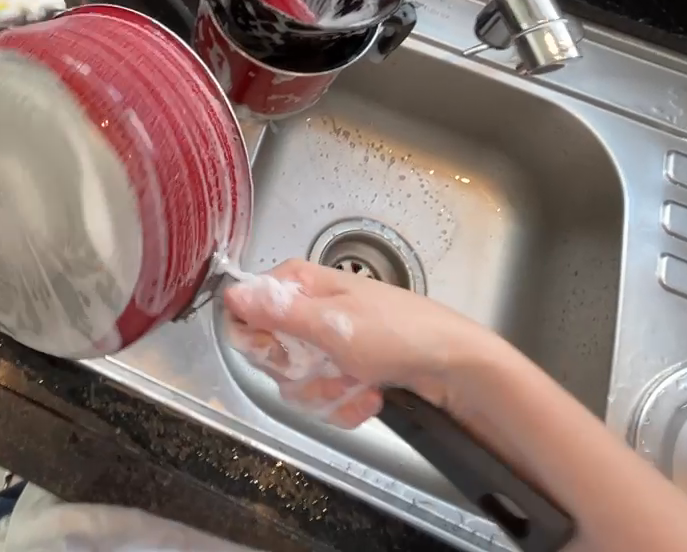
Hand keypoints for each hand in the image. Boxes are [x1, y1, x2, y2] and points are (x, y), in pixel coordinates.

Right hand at [221, 260, 496, 424]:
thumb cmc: (394, 333)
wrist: (456, 367)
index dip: (256, 338)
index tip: (279, 353)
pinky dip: (344, 401)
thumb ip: (276, 312)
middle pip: (268, 350)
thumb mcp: (330, 324)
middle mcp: (307, 306)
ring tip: (357, 387)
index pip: (246, 309)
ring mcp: (326, 338)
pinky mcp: (343, 366)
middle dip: (297, 372)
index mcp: (299, 283)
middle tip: (325, 368)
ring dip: (325, 392)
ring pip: (295, 379)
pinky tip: (368, 397)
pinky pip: (322, 393)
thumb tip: (230, 293)